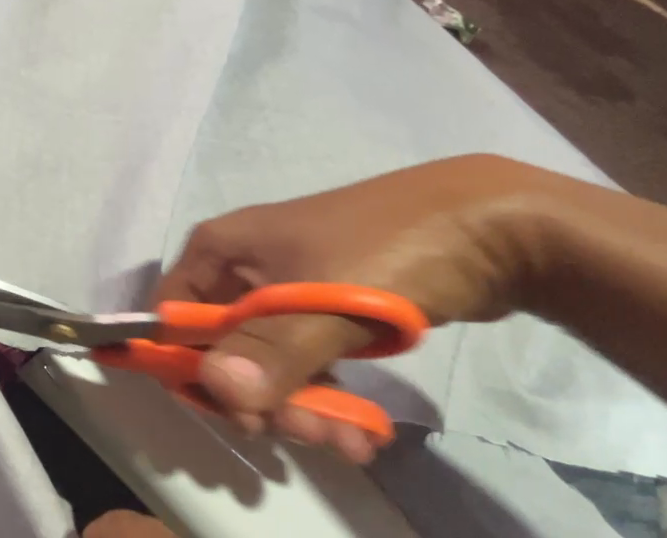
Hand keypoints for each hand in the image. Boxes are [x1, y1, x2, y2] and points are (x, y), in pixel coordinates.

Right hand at [150, 154, 566, 462]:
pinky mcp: (326, 307)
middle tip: (310, 434)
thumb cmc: (387, 249)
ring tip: (349, 441)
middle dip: (261, 397)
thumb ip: (270, 351)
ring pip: (268, 357)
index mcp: (218, 250)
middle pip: (223, 344)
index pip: (173, 315)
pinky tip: (361, 430)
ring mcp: (285, 287)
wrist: (494, 224)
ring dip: (298, 406)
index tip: (242, 415)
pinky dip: (326, 396)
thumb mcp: (324, 303)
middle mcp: (240, 268)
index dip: (192, 367)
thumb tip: (219, 390)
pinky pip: (306, 357)